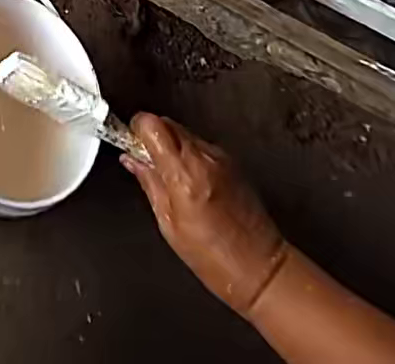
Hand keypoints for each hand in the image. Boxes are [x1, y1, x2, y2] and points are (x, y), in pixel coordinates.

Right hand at [122, 113, 287, 316]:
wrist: (263, 271)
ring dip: (170, 144)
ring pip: (182, 132)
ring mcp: (221, 159)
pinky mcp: (233, 164)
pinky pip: (200, 145)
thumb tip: (132, 160)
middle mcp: (204, 160)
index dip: (136, 129)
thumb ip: (148, 183)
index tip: (131, 142)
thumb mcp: (168, 223)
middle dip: (151, 135)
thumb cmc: (215, 257)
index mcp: (184, 175)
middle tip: (146, 159)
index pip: (151, 124)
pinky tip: (190, 181)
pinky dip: (188, 154)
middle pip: (166, 123)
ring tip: (170, 174)